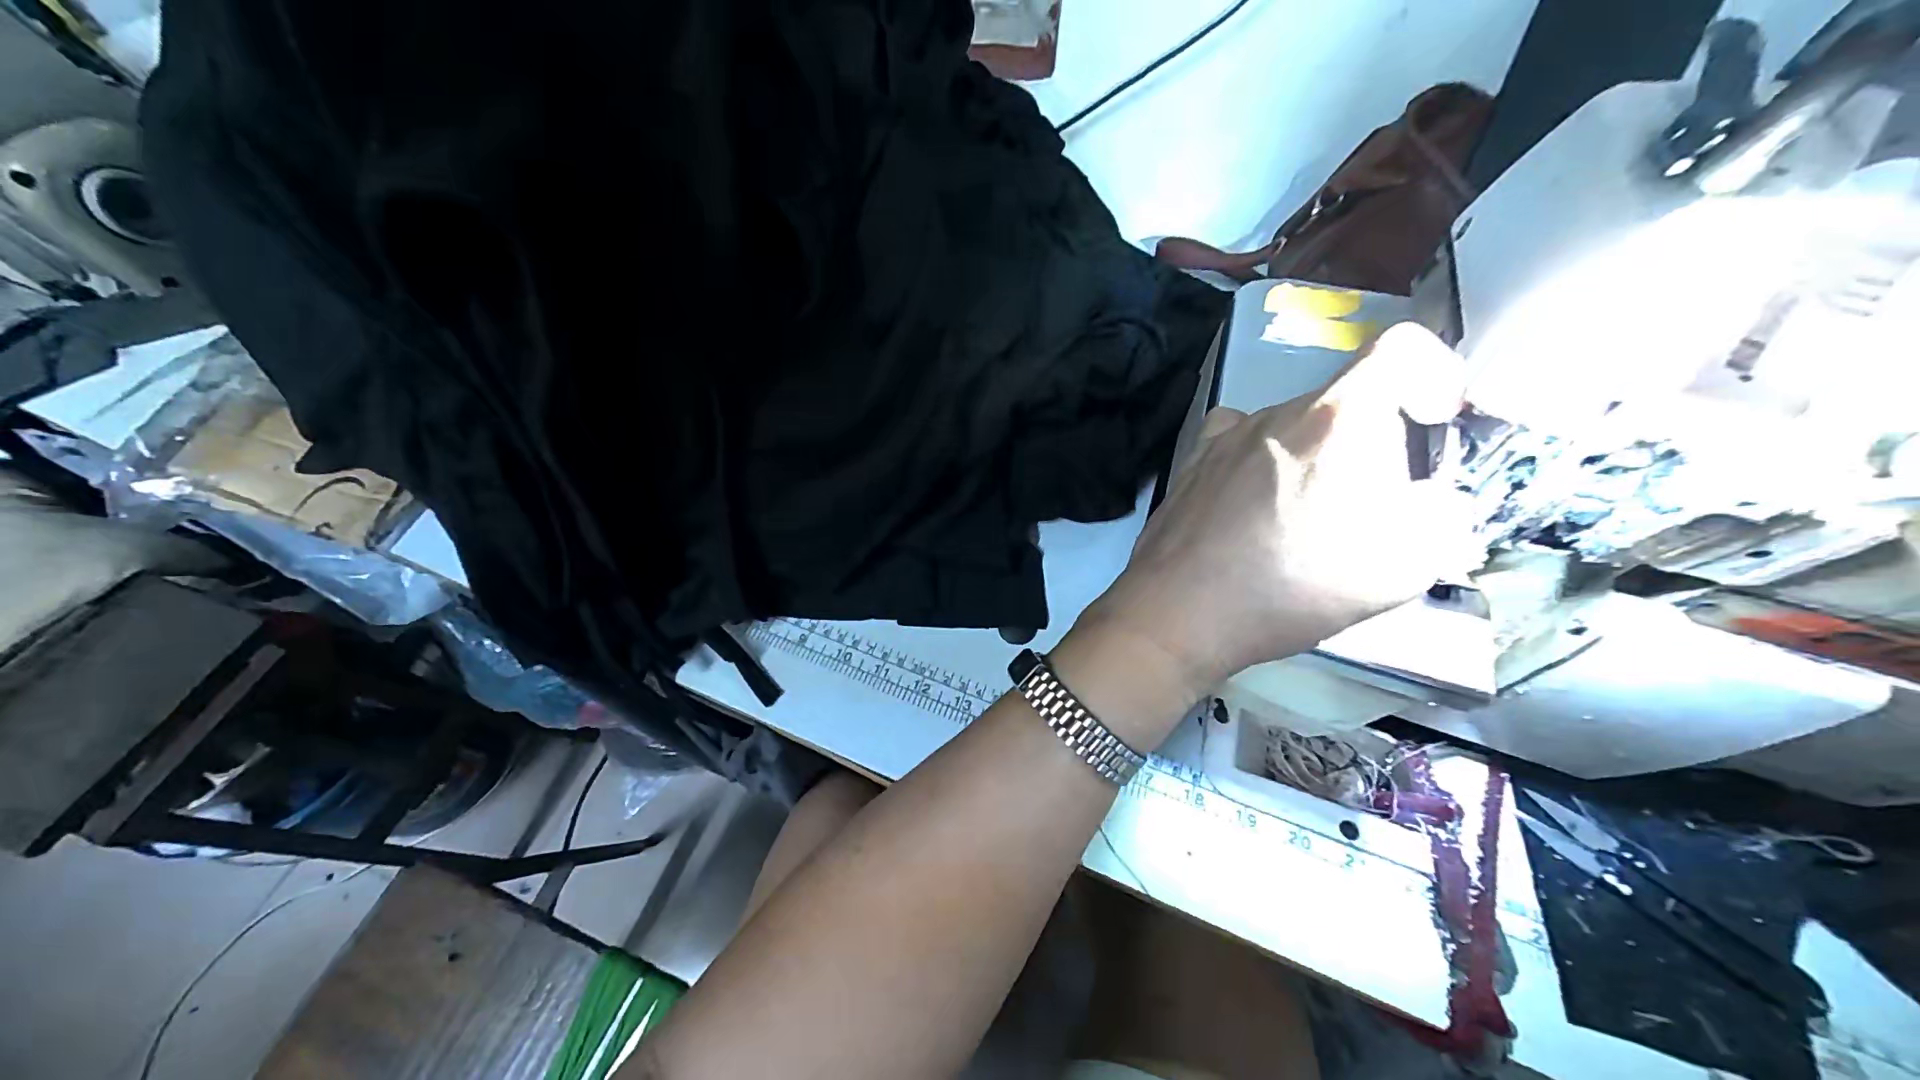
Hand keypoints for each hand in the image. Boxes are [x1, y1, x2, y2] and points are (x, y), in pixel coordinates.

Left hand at [1082, 323, 1473, 700]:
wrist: (1180, 610)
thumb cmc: (1294, 587)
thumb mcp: (1405, 567)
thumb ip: (1442, 516)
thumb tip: (1432, 497)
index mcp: (1338, 416)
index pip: (1401, 347)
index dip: (1434, 372)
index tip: (1434, 420)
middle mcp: (1277, 410)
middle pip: (1345, 402)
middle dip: (1372, 443)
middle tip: (1372, 504)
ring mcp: (1226, 434)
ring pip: (1293, 429)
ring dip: (1315, 460)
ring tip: (1304, 523)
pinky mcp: (1192, 461)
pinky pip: (1245, 446)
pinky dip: (1265, 466)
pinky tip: (1257, 509)